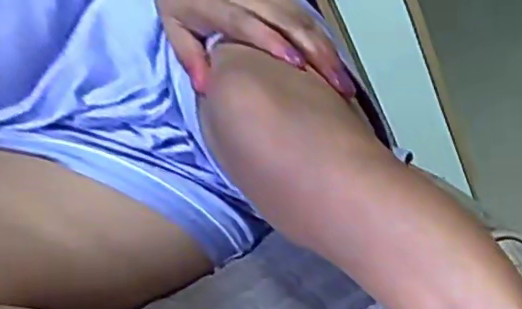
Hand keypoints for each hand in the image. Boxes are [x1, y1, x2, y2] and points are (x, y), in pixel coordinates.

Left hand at [157, 0, 354, 96]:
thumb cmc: (188, 9)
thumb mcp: (176, 26)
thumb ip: (188, 55)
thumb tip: (205, 85)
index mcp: (209, 0)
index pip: (242, 18)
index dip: (268, 38)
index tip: (295, 64)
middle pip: (283, 18)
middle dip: (313, 50)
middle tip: (337, 86)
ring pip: (301, 18)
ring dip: (327, 51)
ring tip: (345, 85)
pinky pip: (309, 18)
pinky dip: (327, 44)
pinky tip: (340, 69)